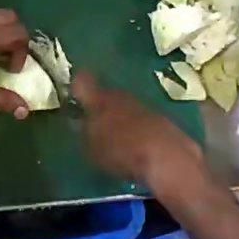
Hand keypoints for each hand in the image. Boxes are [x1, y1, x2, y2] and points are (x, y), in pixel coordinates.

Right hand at [71, 71, 208, 196]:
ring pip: (123, 105)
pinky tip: (135, 143)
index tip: (72, 92)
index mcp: (98, 99)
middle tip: (93, 122)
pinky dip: (135, 126)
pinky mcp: (158, 117)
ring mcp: (141, 104)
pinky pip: (139, 118)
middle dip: (98, 105)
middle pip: (104, 94)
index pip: (82, 82)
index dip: (76, 84)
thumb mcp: (91, 147)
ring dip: (118, 116)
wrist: (166, 156)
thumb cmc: (120, 151)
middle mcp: (119, 95)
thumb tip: (78, 120)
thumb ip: (83, 131)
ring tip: (115, 136)